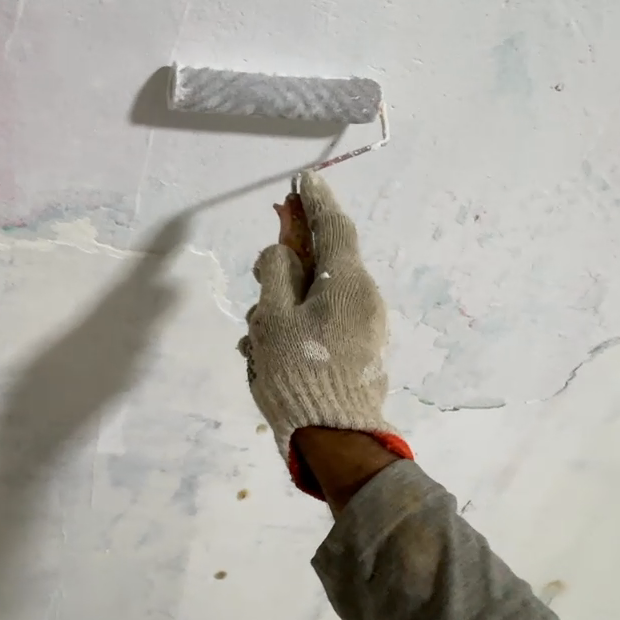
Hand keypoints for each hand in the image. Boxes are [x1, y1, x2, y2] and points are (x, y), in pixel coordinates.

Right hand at [237, 171, 407, 496]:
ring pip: (316, 296)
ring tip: (255, 336)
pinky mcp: (358, 352)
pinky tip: (267, 351)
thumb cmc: (298, 371)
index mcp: (347, 283)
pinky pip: (320, 323)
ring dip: (284, 302)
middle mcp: (364, 299)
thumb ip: (276, 273)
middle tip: (261, 269)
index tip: (303, 179)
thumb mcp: (273, 316)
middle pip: (323, 262)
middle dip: (289, 262)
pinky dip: (294, 325)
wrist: (336, 441)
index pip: (334, 227)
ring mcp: (364, 327)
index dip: (315, 201)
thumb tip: (284, 251)